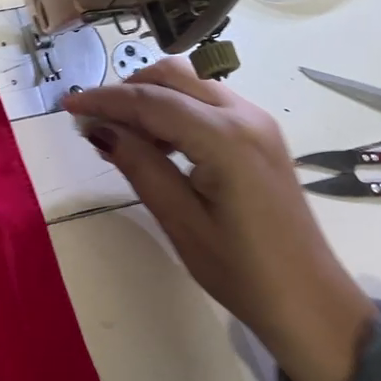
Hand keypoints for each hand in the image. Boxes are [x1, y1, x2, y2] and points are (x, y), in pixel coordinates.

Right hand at [61, 59, 375, 380]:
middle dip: (127, 89)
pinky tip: (158, 141)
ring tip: (121, 133)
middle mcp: (245, 115)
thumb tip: (98, 127)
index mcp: (225, 138)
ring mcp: (257, 120)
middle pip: (172, 76)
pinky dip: (176, 107)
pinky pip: (208, 100)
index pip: (151, 101)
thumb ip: (140, 165)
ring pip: (191, 82)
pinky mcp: (261, 132)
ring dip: (152, 96)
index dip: (105, 99)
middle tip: (93, 118)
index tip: (67, 103)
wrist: (312, 303)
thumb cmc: (244, 273)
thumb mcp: (181, 223)